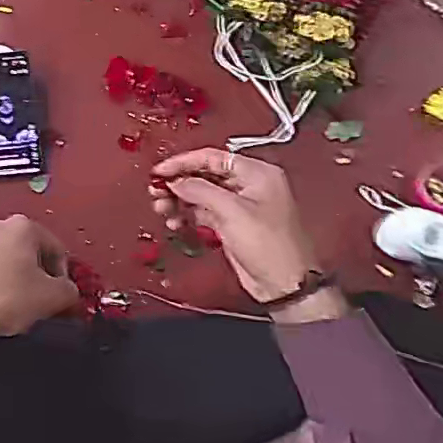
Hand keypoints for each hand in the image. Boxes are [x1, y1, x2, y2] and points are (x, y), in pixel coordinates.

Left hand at [0, 216, 80, 345]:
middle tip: (40, 304)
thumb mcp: (52, 297)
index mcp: (24, 225)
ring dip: (21, 281)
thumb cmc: (8, 299)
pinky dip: (0, 283)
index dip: (63, 278)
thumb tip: (68, 290)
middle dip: (41, 278)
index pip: (58, 251)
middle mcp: (0, 224)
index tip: (58, 299)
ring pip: (13, 262)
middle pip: (34, 254)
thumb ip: (70, 290)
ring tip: (18, 307)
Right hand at [151, 150, 345, 321]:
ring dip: (180, 199)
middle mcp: (248, 184)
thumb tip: (175, 180)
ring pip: (202, 193)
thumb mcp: (232, 212)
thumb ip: (200, 191)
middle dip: (179, 182)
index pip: (213, 157)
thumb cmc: (269, 245)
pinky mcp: (233, 223)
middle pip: (205, 174)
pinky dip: (188, 214)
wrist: (285, 285)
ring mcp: (240, 204)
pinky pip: (204, 211)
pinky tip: (175, 221)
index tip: (160, 171)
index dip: (183, 162)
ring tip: (161, 208)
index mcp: (256, 173)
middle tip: (156, 190)